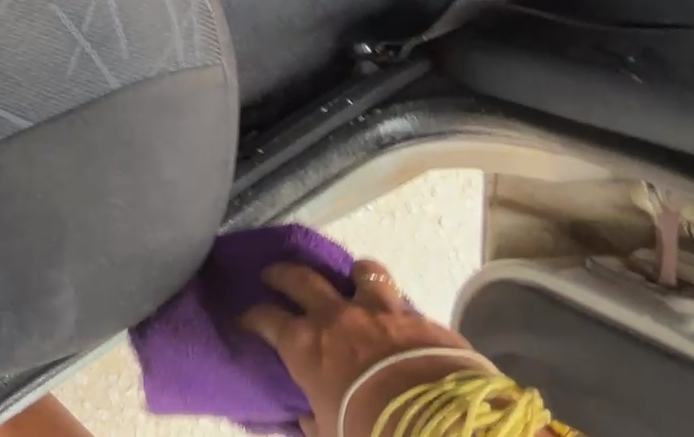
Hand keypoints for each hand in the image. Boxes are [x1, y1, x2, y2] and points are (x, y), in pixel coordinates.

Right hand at [241, 260, 477, 436]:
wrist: (446, 431)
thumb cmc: (372, 435)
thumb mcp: (332, 436)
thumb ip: (316, 421)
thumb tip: (307, 418)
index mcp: (304, 344)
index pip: (263, 317)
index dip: (252, 317)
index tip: (247, 320)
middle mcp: (335, 316)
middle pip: (299, 277)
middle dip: (282, 274)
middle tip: (274, 276)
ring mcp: (380, 313)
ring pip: (362, 272)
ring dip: (355, 275)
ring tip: (355, 280)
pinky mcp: (423, 322)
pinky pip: (407, 304)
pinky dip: (400, 311)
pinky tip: (404, 322)